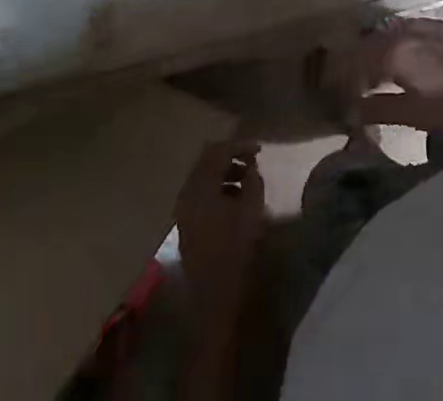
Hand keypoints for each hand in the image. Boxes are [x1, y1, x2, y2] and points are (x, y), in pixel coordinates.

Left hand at [174, 141, 265, 321]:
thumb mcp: (252, 209)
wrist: (216, 296)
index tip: (260, 149)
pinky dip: (217, 188)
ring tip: (248, 180)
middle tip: (253, 161)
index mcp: (200, 186)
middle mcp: (186, 193)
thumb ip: (253, 181)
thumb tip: (250, 167)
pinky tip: (235, 199)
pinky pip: (200, 194)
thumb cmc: (237, 249)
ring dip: (224, 173)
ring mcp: (183, 209)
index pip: (218, 152)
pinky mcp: (186, 223)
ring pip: (202, 178)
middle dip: (230, 157)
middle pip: (206, 162)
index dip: (240, 146)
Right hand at [324, 18, 442, 133]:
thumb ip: (385, 109)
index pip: (357, 63)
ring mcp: (428, 27)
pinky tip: (397, 62)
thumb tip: (355, 111)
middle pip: (369, 45)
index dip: (344, 83)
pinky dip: (393, 44)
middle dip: (354, 66)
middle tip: (348, 92)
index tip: (338, 102)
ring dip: (373, 53)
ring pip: (387, 35)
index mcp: (399, 54)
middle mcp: (409, 33)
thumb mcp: (425, 116)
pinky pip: (405, 29)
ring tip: (369, 79)